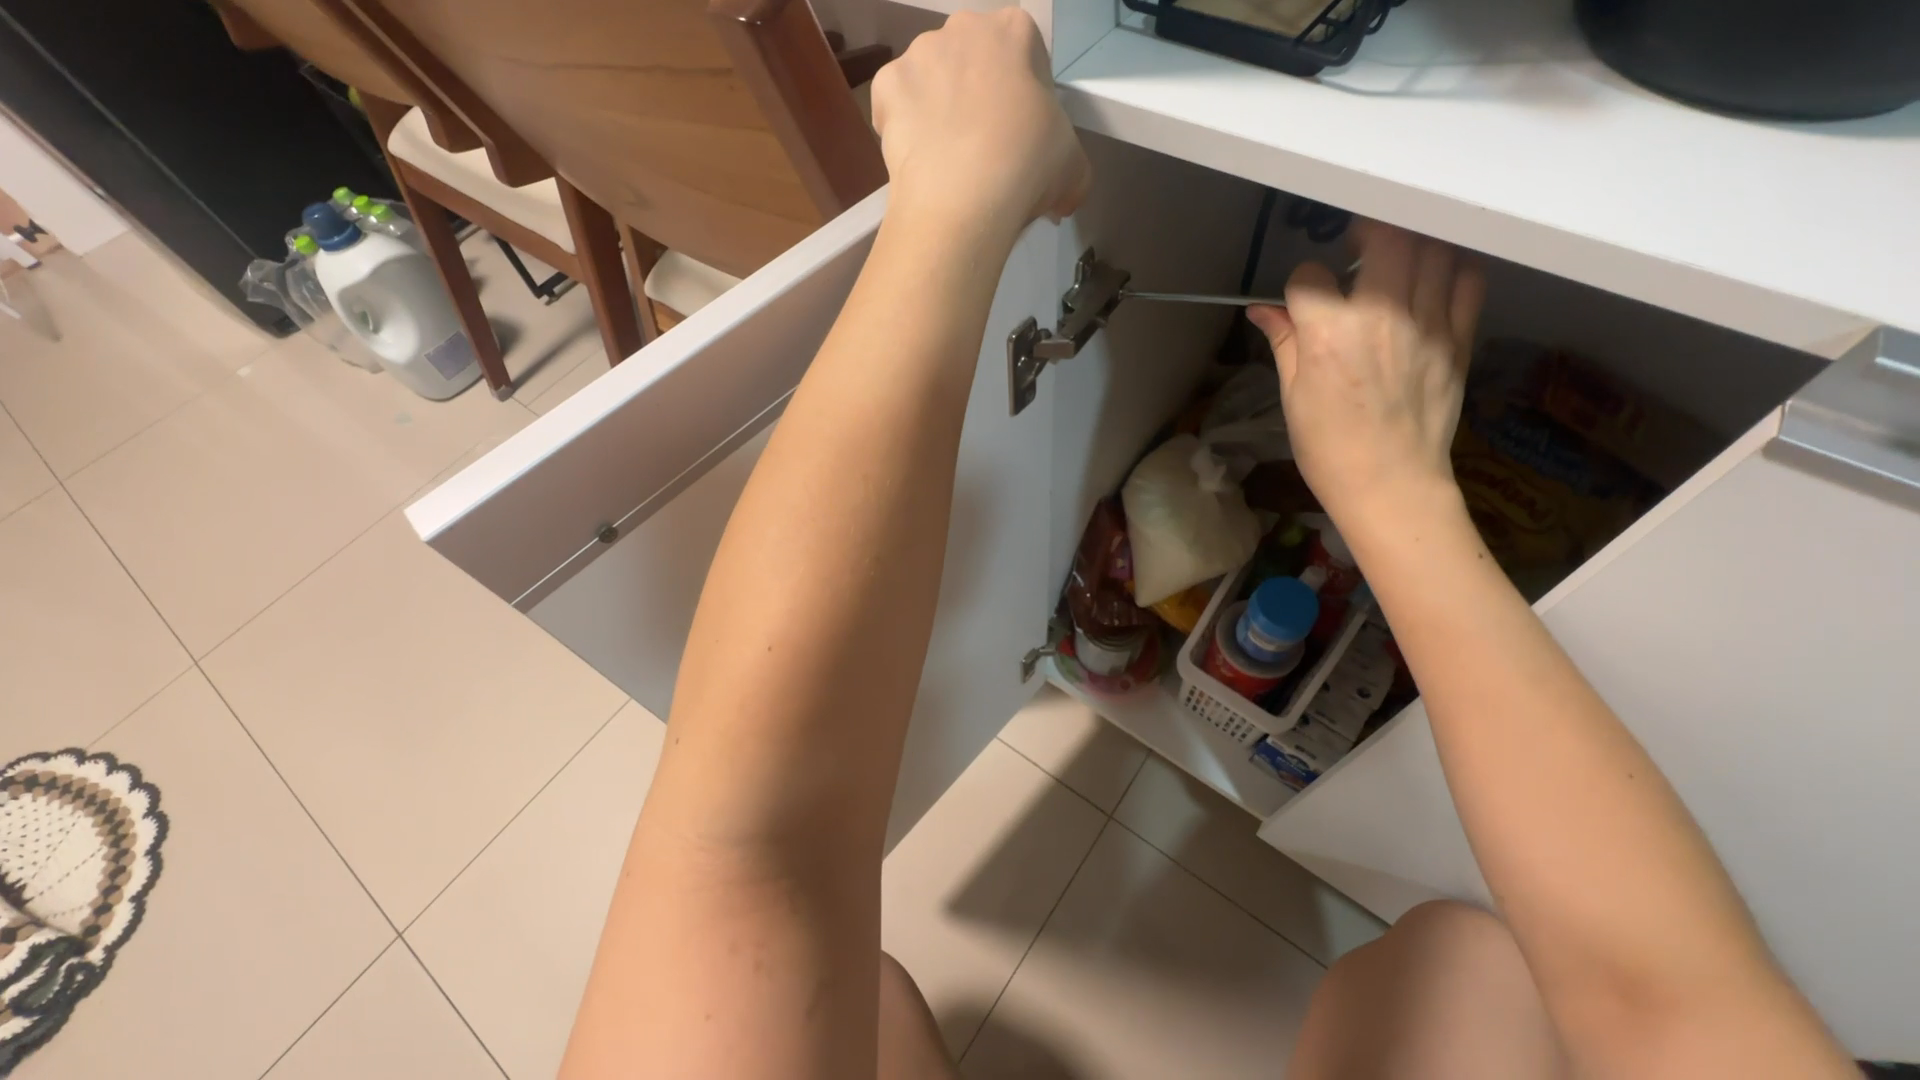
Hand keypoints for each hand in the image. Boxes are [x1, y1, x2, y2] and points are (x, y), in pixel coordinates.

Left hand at [869, 10, 1089, 237]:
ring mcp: (920, 53)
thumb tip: (1060, 198)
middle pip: (971, 61)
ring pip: (931, 79)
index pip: (1023, 56)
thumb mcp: (1073, 165)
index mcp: (1015, 30)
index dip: (1023, 97)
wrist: (963, 198)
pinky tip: (920, 158)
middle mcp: (964, 27)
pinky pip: (896, 104)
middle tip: (983, 146)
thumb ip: (1067, 164)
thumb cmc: (1028, 166)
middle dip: (976, 95)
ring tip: (948, 157)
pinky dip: (905, 127)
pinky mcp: (886, 85)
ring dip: (939, 108)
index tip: (1021, 133)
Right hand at [1246, 221, 1484, 533]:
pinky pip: (1467, 280)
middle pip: (1382, 238)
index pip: (1308, 277)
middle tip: (1358, 243)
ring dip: (1410, 244)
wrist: (1390, 485)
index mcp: (1328, 333)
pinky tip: (1434, 280)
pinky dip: (1452, 269)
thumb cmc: (1329, 448)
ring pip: (1429, 249)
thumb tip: (1263, 311)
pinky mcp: (1459, 338)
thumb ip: (1284, 342)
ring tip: (1396, 258)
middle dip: (1365, 231)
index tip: (1301, 300)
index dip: (1300, 284)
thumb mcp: (1293, 396)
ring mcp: (1427, 323)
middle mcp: (1380, 315)